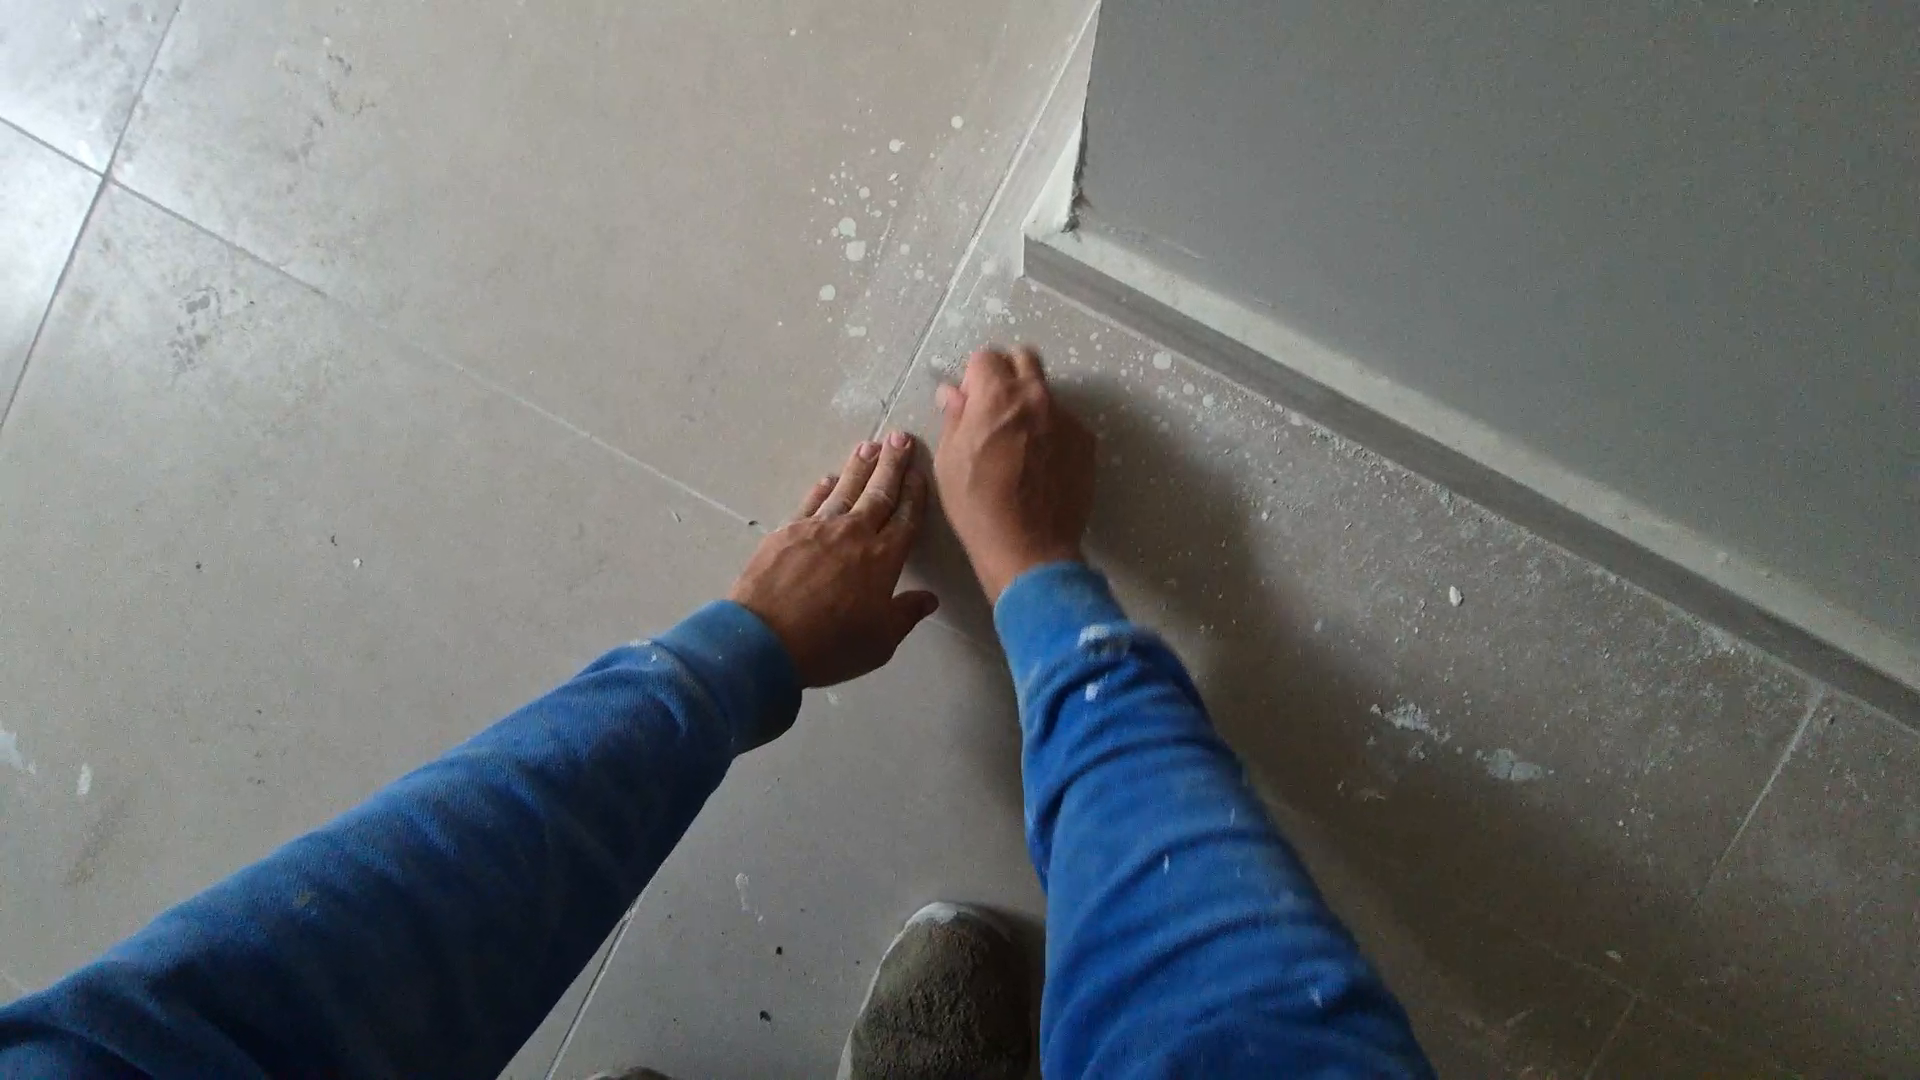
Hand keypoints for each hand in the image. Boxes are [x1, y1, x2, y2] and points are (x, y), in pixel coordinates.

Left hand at [729, 432, 939, 693]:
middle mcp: (855, 534)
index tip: (920, 473)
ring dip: (859, 467)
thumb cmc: (831, 645)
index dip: (915, 494)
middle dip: (892, 464)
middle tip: (900, 437)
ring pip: (845, 489)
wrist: (766, 639)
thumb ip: (905, 615)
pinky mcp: (788, 532)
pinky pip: (811, 502)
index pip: (906, 518)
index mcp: (884, 558)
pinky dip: (822, 488)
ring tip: (869, 446)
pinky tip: (828, 479)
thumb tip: (929, 599)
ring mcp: (818, 528)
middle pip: (879, 492)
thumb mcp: (880, 641)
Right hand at [933, 346, 1096, 603]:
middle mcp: (1037, 396)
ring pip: (1046, 392)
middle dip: (1007, 374)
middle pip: (1024, 359)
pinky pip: (1064, 422)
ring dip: (1030, 404)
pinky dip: (1051, 432)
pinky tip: (1039, 465)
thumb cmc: (977, 506)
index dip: (974, 378)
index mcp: (998, 395)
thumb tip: (954, 393)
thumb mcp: (949, 460)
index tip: (970, 403)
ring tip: (1019, 445)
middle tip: (994, 408)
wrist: (1029, 547)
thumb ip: (955, 417)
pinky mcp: (1086, 443)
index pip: (986, 357)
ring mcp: (1067, 418)